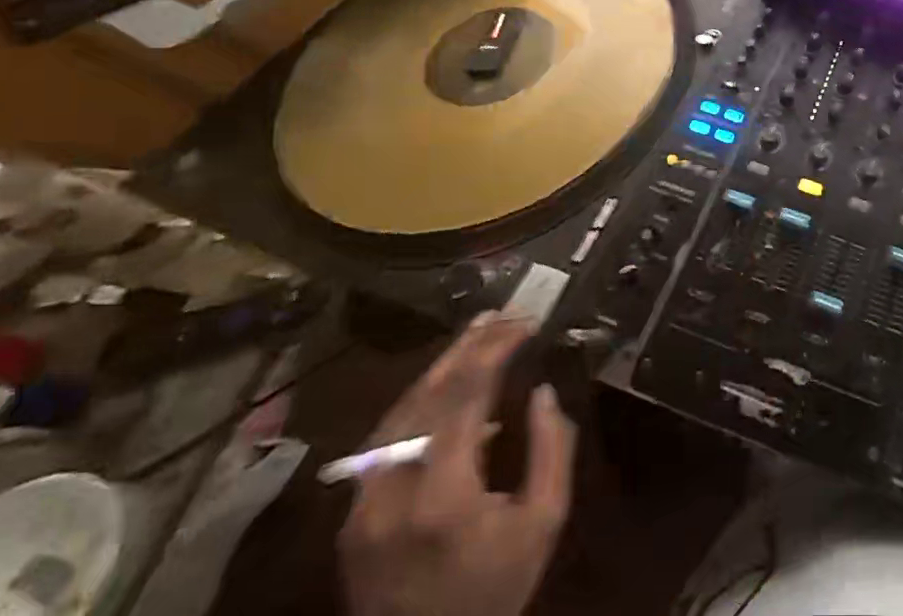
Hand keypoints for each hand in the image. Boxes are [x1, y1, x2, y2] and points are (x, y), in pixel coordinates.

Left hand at [337, 314, 574, 615]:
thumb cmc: (494, 592)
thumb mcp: (542, 527)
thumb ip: (551, 453)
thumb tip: (543, 391)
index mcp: (446, 493)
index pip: (467, 396)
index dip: (495, 349)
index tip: (523, 323)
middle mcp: (395, 486)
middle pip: (429, 392)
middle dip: (467, 346)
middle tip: (498, 314)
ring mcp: (363, 496)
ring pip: (402, 408)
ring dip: (441, 366)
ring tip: (476, 336)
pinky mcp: (351, 507)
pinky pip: (387, 436)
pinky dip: (419, 402)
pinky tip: (446, 387)